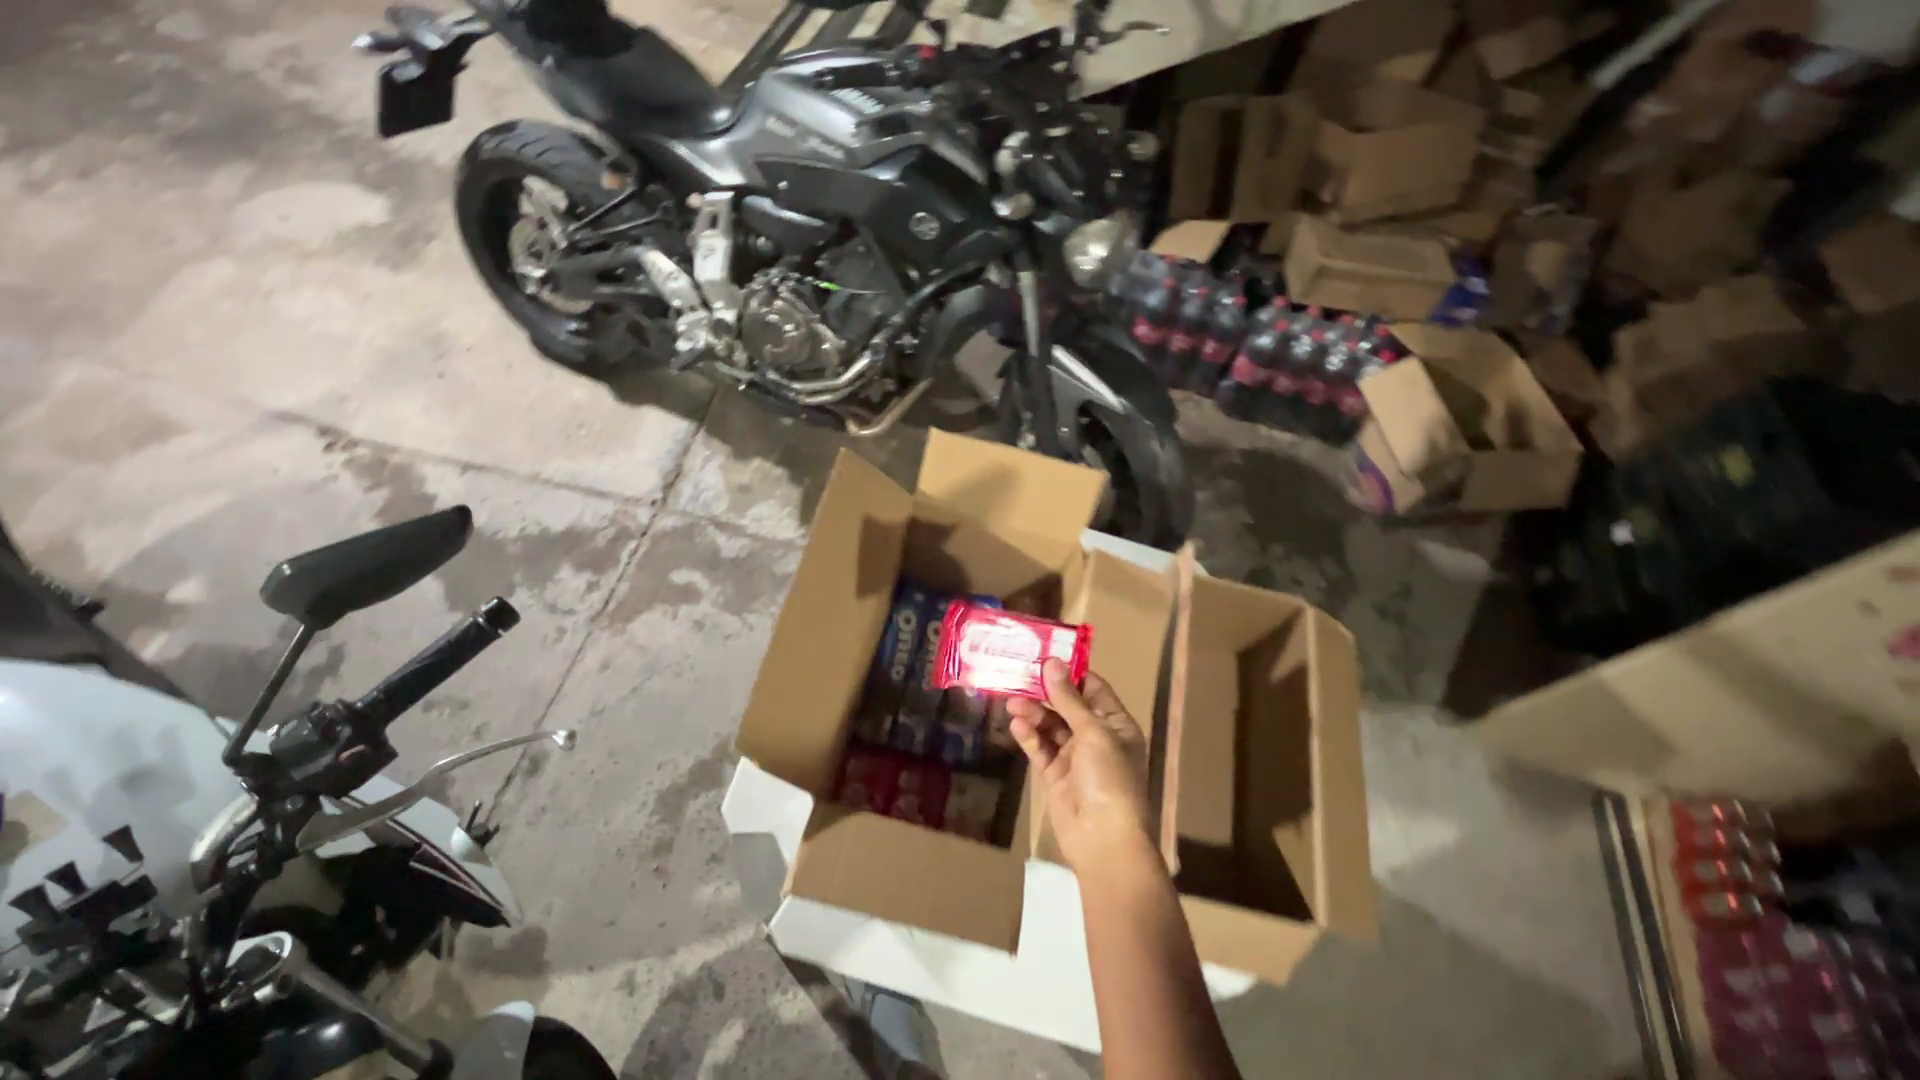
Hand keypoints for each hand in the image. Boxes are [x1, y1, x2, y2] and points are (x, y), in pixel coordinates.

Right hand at [1006, 659, 1153, 872]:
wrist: (1104, 839)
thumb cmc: (1109, 779)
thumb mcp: (1093, 733)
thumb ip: (1069, 699)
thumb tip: (1052, 662)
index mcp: (1117, 724)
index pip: (1093, 689)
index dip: (1070, 673)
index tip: (1043, 655)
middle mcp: (1097, 738)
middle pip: (1067, 706)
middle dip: (1045, 692)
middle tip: (1017, 675)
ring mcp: (1075, 758)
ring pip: (1050, 727)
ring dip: (1033, 713)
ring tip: (1011, 702)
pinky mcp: (1055, 776)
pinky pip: (1040, 749)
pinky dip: (1028, 736)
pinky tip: (1015, 725)